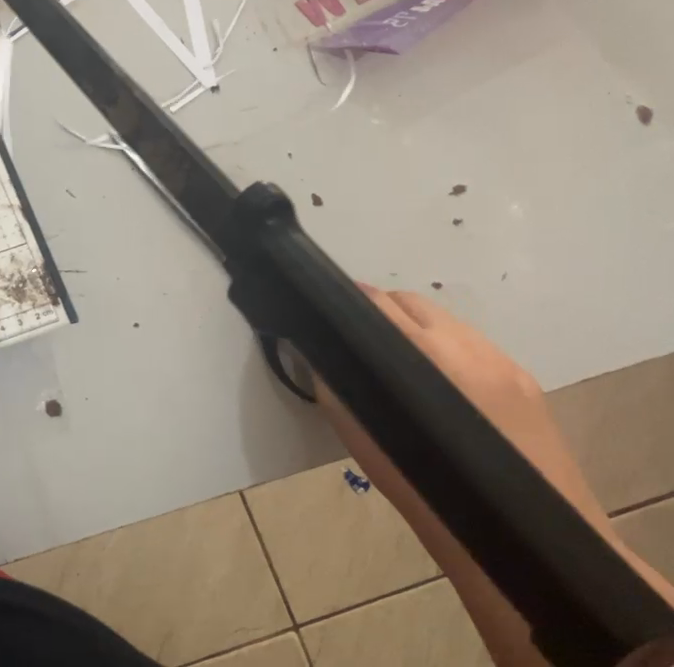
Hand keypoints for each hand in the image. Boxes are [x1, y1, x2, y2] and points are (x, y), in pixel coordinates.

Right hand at [317, 286, 673, 666]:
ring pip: (445, 321)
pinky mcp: (526, 380)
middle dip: (378, 311)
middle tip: (354, 340)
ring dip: (415, 330)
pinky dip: (448, 351)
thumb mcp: (358, 427)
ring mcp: (502, 361)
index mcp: (421, 351)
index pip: (372, 300)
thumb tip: (310, 348)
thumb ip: (333, 379)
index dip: (342, 301)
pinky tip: (439, 385)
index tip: (320, 314)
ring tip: (396, 364)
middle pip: (410, 301)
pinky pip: (475, 346)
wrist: (520, 537)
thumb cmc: (423, 483)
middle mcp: (464, 344)